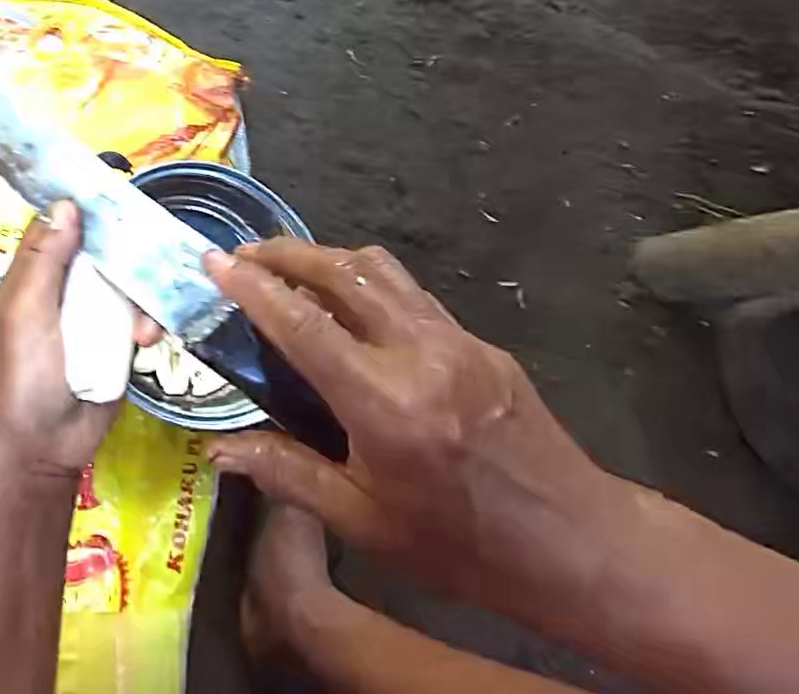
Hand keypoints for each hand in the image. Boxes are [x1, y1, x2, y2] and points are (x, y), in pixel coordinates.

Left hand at [0, 200, 160, 480]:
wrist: (44, 448)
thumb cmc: (24, 376)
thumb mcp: (25, 312)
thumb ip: (44, 259)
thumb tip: (66, 203)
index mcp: (31, 278)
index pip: (58, 229)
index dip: (82, 211)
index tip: (117, 193)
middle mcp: (61, 290)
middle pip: (98, 252)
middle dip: (124, 253)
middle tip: (151, 250)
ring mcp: (90, 315)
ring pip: (124, 283)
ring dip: (139, 295)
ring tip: (140, 326)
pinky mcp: (115, 340)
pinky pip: (138, 316)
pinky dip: (146, 324)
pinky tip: (146, 341)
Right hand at [202, 239, 634, 617]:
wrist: (582, 547)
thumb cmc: (460, 545)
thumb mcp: (363, 523)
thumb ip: (285, 474)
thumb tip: (217, 449)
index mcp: (386, 406)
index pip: (304, 326)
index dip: (253, 287)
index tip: (216, 261)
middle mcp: (421, 356)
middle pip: (342, 272)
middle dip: (284, 251)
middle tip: (243, 253)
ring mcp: (456, 340)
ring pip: (379, 268)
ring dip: (323, 256)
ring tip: (285, 266)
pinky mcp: (477, 340)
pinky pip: (407, 290)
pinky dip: (361, 278)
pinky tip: (345, 302)